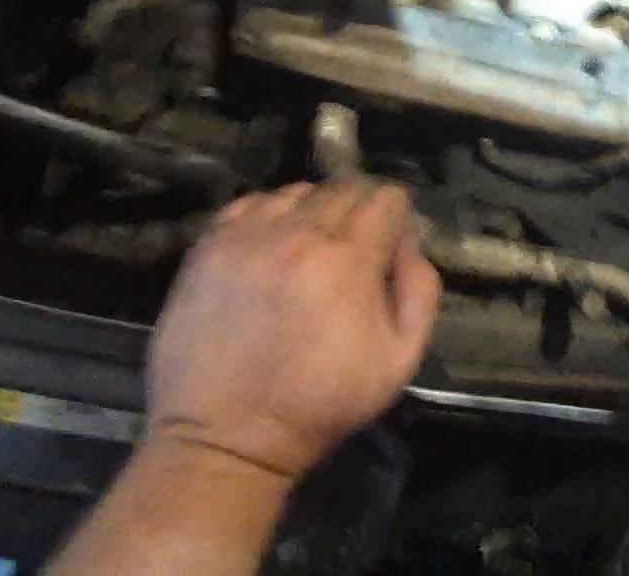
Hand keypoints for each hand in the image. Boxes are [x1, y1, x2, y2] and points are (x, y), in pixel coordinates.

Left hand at [144, 181, 441, 482]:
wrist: (224, 439)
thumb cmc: (320, 403)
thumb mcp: (399, 361)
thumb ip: (420, 290)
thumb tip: (408, 241)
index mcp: (348, 260)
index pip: (385, 198)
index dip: (396, 214)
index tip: (391, 239)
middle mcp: (297, 235)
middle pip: (344, 189)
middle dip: (359, 210)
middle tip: (353, 247)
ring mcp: (247, 237)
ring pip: (298, 191)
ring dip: (314, 210)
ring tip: (310, 246)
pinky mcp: (208, 247)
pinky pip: (252, 203)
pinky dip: (270, 214)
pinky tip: (272, 245)